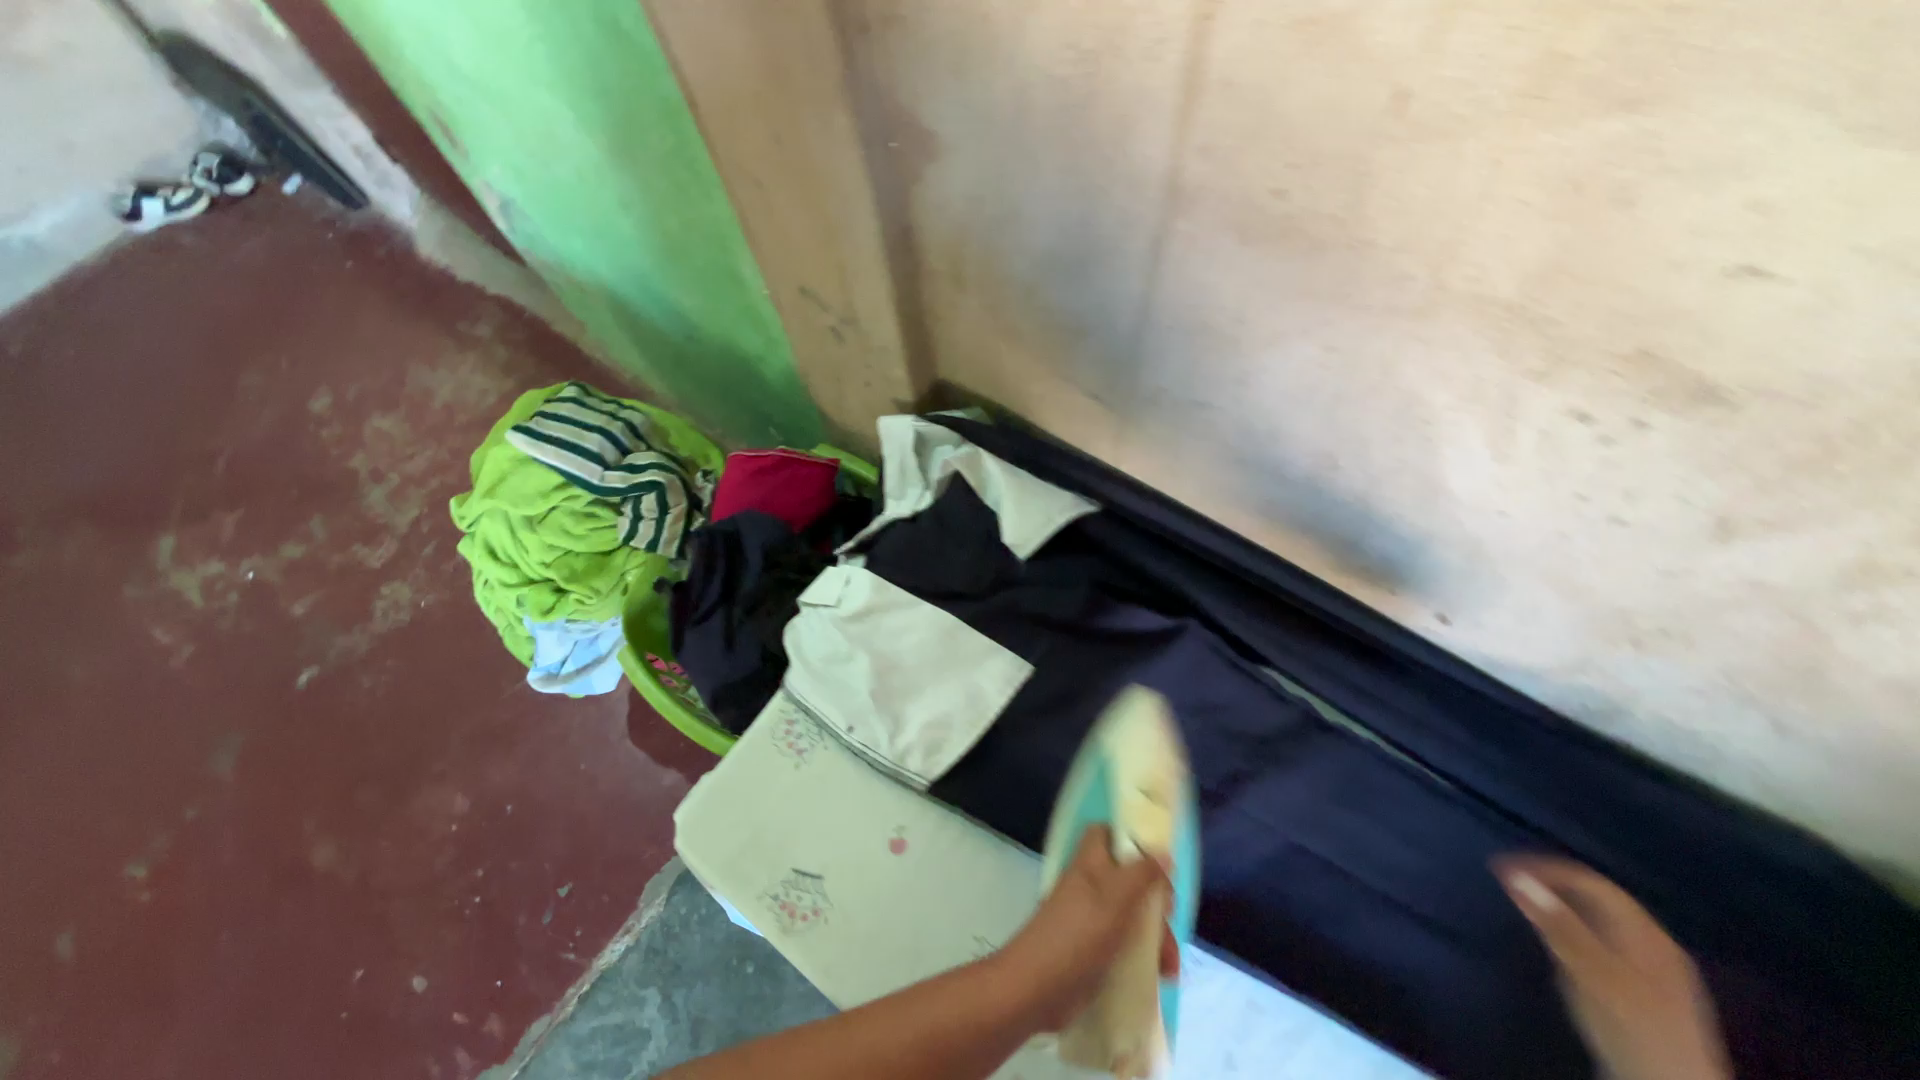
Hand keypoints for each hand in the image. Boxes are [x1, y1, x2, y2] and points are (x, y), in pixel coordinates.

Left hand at [991, 825, 1177, 1031]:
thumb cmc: (1077, 934)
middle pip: (1130, 880)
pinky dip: (1146, 958)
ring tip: (1170, 965)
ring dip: (1157, 936)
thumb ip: (1141, 873)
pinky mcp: (1095, 953)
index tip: (1159, 858)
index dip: (1131, 839)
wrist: (1036, 989)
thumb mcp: (1115, 898)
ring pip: (1132, 916)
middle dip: (1155, 900)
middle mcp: (1091, 888)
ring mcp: (1091, 922)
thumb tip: (1164, 851)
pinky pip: (1127, 947)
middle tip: (1169, 916)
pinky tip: (1162, 975)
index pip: (1106, 835)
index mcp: (1090, 865)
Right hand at [1494, 855, 1730, 1079]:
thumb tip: (1516, 877)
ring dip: (1563, 913)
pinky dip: (1574, 938)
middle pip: (1599, 902)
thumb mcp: (1591, 975)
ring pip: (1601, 927)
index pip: (1592, 883)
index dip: (1546, 870)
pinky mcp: (1644, 996)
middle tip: (1508, 887)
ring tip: (1525, 912)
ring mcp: (1652, 973)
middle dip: (1553, 888)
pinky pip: (1604, 949)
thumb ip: (1558, 926)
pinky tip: (1559, 953)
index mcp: (1646, 934)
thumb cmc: (1633, 1029)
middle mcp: (1653, 946)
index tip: (1501, 869)